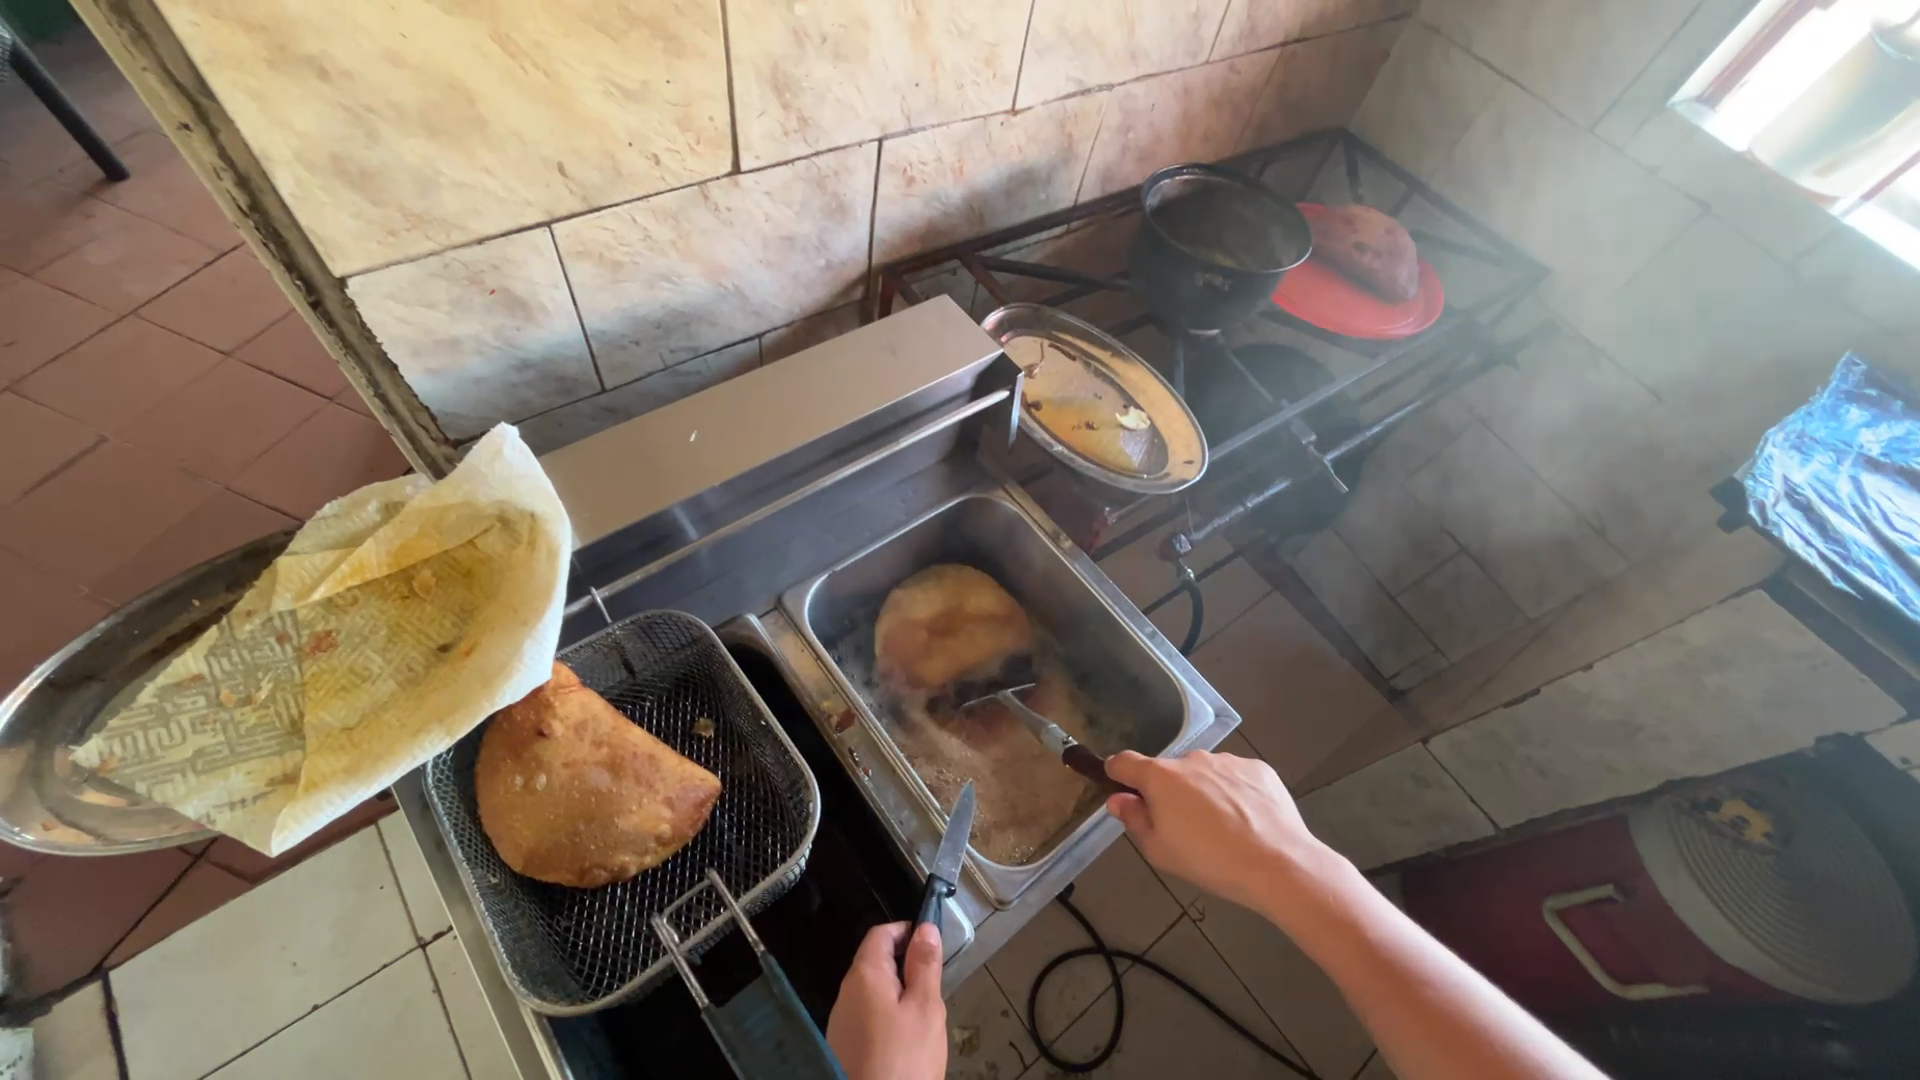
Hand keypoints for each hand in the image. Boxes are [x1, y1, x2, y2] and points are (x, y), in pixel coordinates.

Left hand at [827, 922, 946, 1079]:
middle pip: (875, 961)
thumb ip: (925, 965)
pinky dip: (885, 1018)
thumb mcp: (925, 1008)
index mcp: (864, 974)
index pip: (881, 933)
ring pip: (872, 992)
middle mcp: (846, 992)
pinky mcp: (841, 1047)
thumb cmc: (904, 1058)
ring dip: (896, 994)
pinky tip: (903, 1042)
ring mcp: (841, 1022)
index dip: (906, 932)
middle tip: (931, 989)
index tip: (930, 947)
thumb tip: (925, 927)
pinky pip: (866, 1017)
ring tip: (921, 1018)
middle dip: (905, 966)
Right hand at [1105, 750, 1335, 913]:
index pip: (1125, 762)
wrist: (1278, 864)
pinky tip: (1248, 821)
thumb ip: (1134, 820)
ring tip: (1222, 829)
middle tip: (1183, 828)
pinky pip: (1236, 777)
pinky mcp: (1258, 768)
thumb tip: (1118, 799)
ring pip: (1204, 774)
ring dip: (1203, 792)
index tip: (1121, 789)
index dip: (1117, 774)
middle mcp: (1191, 759)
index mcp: (1160, 777)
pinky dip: (1235, 793)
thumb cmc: (1209, 861)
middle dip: (1169, 793)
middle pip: (1168, 772)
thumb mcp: (1159, 851)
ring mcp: (1227, 760)